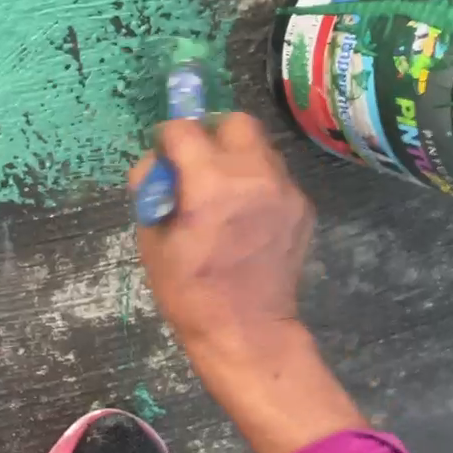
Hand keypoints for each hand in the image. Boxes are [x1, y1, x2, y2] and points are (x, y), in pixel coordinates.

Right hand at [127, 113, 363, 452]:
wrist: (245, 329)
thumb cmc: (187, 289)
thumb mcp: (150, 239)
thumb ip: (151, 191)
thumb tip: (158, 164)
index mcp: (209, 186)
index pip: (185, 130)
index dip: (167, 137)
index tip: (162, 154)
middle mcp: (253, 177)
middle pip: (235, 123)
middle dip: (209, 134)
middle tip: (194, 162)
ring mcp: (285, 191)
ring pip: (259, 146)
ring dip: (233, 156)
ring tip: (219, 191)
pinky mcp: (302, 206)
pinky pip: (273, 175)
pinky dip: (253, 181)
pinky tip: (242, 214)